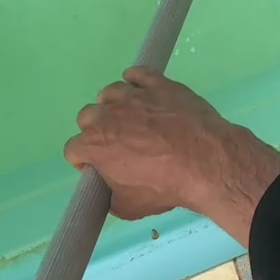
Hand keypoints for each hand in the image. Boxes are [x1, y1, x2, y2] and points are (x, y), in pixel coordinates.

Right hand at [63, 66, 279, 246]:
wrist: (205, 160)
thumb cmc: (165, 186)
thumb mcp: (128, 207)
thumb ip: (111, 195)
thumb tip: (112, 190)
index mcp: (94, 144)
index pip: (73, 149)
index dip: (84, 160)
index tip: (99, 166)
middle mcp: (109, 114)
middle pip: (88, 116)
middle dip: (97, 129)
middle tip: (117, 142)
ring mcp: (136, 95)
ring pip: (111, 92)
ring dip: (114, 104)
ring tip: (129, 116)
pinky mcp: (161, 84)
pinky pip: (139, 73)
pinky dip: (136, 79)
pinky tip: (140, 88)